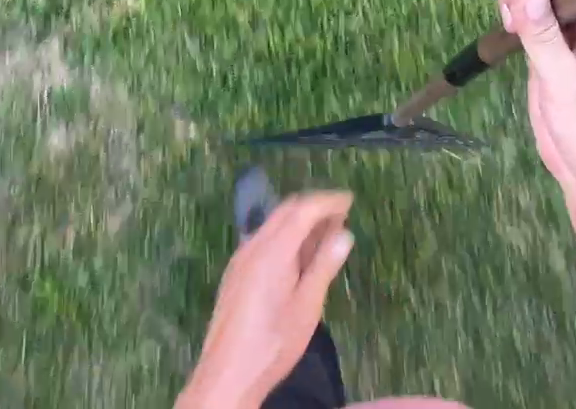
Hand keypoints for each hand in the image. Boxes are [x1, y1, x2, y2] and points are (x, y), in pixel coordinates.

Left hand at [177, 192, 355, 408]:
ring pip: (273, 224)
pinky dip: (285, 236)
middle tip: (340, 216)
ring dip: (299, 221)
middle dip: (313, 208)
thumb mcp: (307, 306)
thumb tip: (343, 235)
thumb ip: (324, 266)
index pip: (303, 210)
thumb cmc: (274, 342)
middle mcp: (253, 246)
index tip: (348, 201)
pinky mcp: (235, 273)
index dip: (327, 201)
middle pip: (286, 211)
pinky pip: (263, 239)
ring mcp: (240, 259)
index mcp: (273, 250)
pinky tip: (297, 257)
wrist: (227, 374)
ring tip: (324, 236)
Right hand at [499, 0, 575, 233]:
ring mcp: (572, 39)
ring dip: (519, 0)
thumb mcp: (564, 83)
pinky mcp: (556, 54)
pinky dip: (518, 18)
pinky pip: (535, 19)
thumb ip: (543, 34)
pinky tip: (510, 32)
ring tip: (509, 26)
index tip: (522, 2)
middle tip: (511, 20)